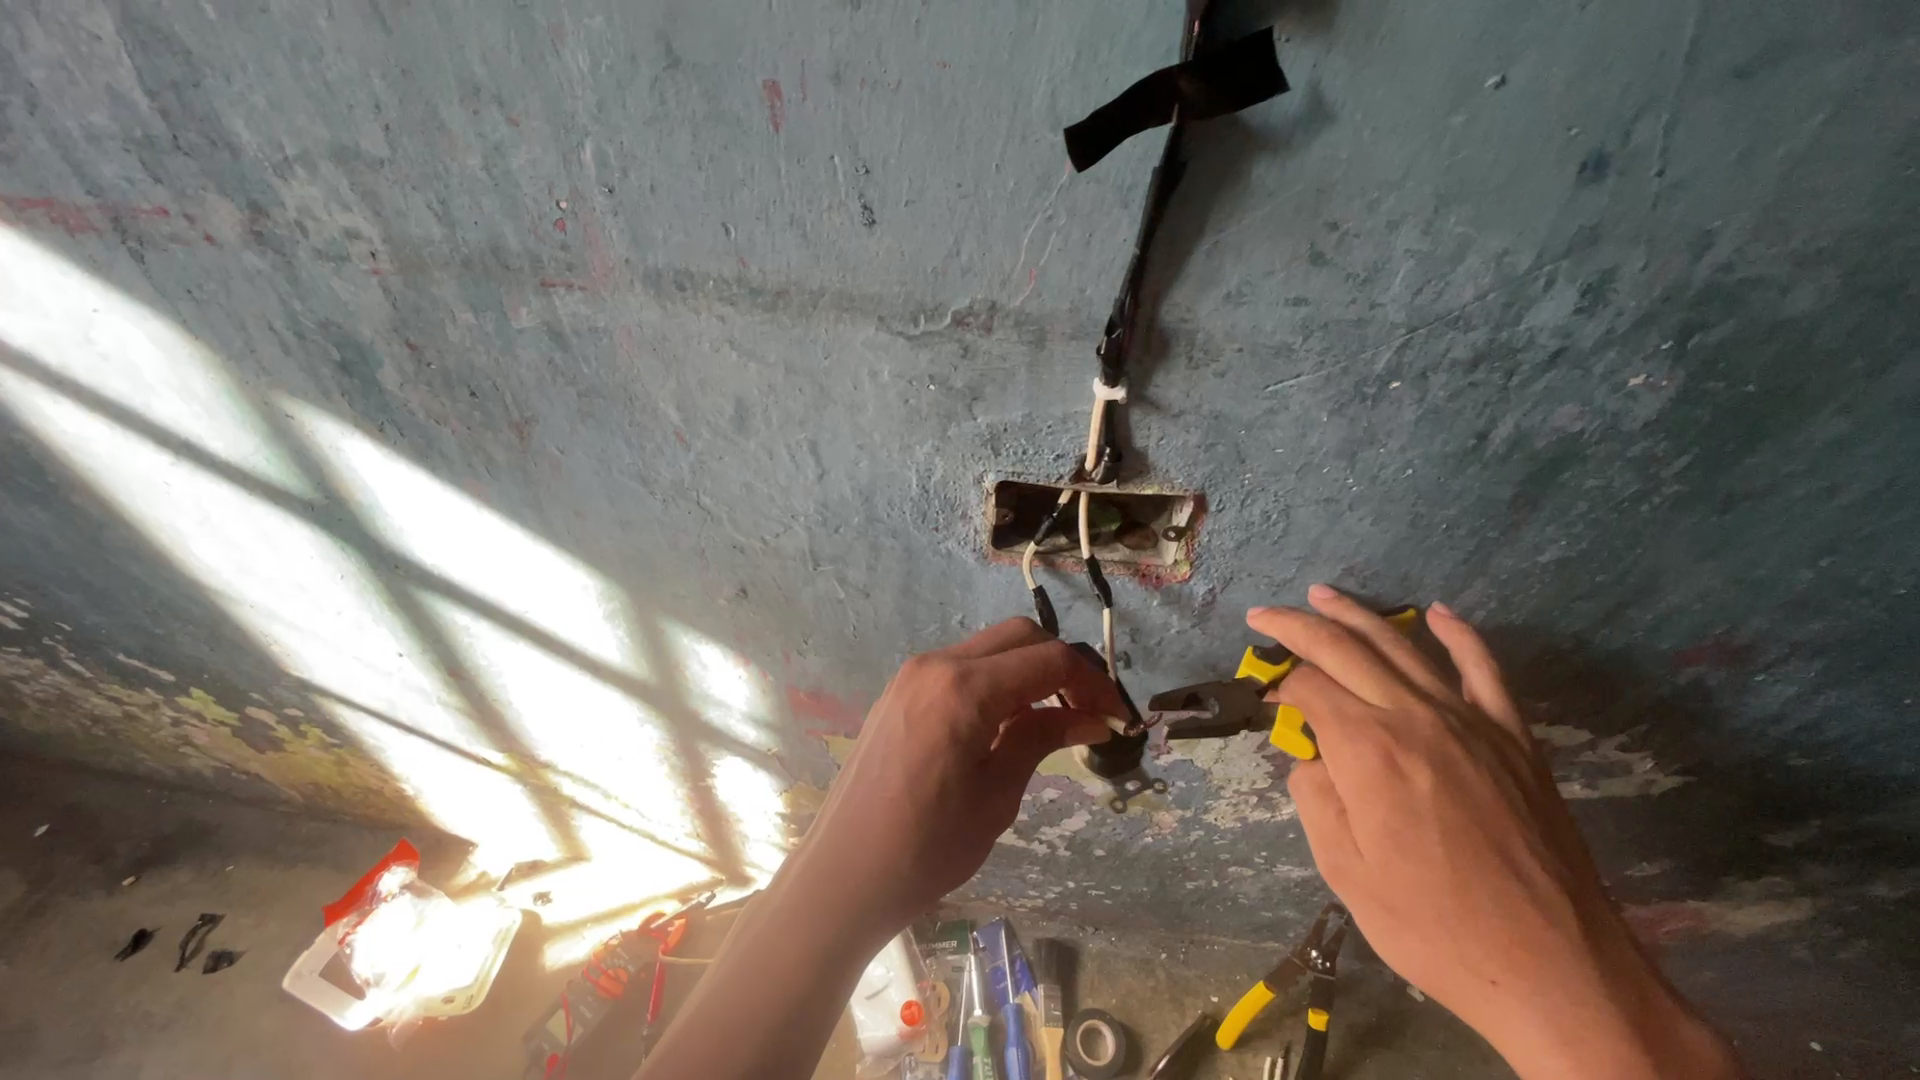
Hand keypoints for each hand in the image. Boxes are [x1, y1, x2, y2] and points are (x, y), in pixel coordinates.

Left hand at [785, 617, 1122, 931]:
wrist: (844, 874)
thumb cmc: (927, 848)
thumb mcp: (997, 795)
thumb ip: (1041, 739)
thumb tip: (1090, 718)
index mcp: (964, 688)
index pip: (1049, 660)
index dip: (1093, 684)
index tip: (1117, 718)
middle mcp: (936, 665)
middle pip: (1019, 637)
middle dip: (1062, 666)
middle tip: (1089, 712)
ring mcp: (912, 675)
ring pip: (988, 649)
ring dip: (1028, 672)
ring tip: (1054, 720)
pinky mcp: (899, 693)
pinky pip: (960, 669)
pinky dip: (994, 683)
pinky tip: (1007, 723)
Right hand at [1254, 585, 1740, 1079]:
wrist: (1552, 966)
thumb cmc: (1432, 925)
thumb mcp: (1343, 871)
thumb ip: (1315, 798)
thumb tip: (1314, 758)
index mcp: (1366, 749)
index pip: (1308, 688)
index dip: (1276, 685)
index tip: (1261, 698)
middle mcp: (1414, 717)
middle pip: (1345, 649)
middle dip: (1296, 627)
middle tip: (1264, 616)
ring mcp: (1471, 721)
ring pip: (1404, 646)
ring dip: (1357, 615)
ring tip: (1322, 595)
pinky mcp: (1514, 737)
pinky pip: (1484, 669)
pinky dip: (1459, 635)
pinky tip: (1438, 612)